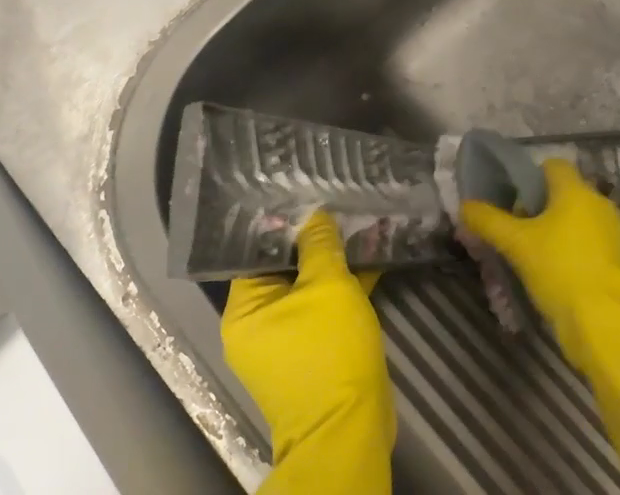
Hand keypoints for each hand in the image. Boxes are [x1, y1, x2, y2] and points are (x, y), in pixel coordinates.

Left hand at [221, 211, 393, 492]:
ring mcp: (288, 339)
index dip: (284, 223)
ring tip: (363, 223)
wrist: (350, 424)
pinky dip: (346, 287)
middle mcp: (258, 324)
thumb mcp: (327, 286)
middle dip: (317, 240)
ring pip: (310, 287)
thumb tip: (314, 214)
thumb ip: (320, 245)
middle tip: (341, 203)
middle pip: (286, 269)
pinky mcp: (316, 349)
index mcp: (244, 310)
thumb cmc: (328, 350)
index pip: (257, 252)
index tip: (309, 194)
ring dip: (336, 262)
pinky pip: (326, 307)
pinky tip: (375, 258)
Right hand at [459, 157, 619, 345]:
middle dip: (543, 209)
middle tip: (521, 234)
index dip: (531, 179)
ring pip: (581, 218)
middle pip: (566, 193)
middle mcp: (599, 201)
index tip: (515, 203)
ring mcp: (615, 228)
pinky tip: (564, 273)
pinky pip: (594, 240)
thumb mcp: (516, 245)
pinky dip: (578, 248)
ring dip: (561, 230)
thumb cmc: (558, 269)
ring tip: (539, 257)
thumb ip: (489, 222)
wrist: (604, 315)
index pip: (553, 166)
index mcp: (575, 190)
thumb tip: (466, 205)